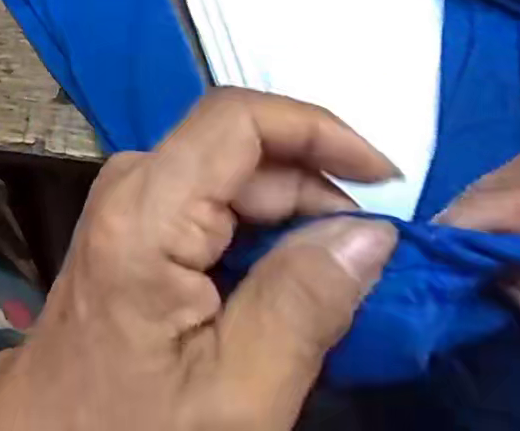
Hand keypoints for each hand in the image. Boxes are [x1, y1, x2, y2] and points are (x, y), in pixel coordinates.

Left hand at [0, 88, 400, 430]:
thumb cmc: (134, 430)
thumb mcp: (236, 393)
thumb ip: (303, 304)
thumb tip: (371, 232)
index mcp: (146, 208)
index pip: (237, 119)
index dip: (316, 128)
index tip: (385, 176)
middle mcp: (135, 179)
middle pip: (242, 147)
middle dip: (317, 185)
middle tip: (379, 253)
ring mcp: (134, 194)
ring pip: (236, 172)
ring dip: (298, 211)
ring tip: (344, 274)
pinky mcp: (140, 214)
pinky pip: (217, 198)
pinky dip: (268, 228)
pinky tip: (297, 275)